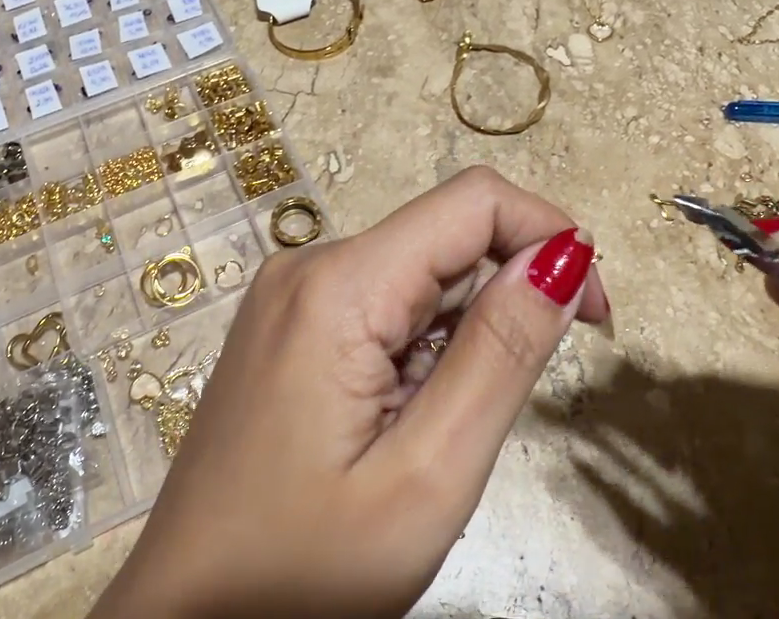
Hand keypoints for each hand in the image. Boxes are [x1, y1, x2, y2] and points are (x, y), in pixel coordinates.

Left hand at [88, 166, 607, 618]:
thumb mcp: (427, 475)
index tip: (593, 317)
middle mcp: (307, 268)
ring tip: (442, 430)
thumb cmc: (303, 570)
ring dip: (462, 334)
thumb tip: (565, 256)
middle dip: (508, 294)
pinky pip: (379, 309)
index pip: (473, 201)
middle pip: (444, 237)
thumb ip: (500, 353)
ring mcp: (290, 297)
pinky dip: (421, 349)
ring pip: (416, 277)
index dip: (549, 236)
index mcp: (338, 284)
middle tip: (518, 396)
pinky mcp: (287, 329)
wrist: (184, 618)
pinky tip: (405, 419)